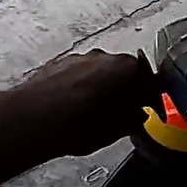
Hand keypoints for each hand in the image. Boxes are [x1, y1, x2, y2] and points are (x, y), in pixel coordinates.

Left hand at [0, 50, 158, 159]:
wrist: (34, 119)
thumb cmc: (79, 124)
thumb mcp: (117, 130)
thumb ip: (133, 119)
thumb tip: (136, 116)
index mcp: (129, 69)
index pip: (150, 82)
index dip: (151, 99)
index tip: (151, 108)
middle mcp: (105, 56)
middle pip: (124, 72)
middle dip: (126, 89)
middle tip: (125, 111)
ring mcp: (80, 57)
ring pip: (99, 71)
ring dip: (101, 87)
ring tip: (96, 112)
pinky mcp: (58, 63)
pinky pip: (78, 74)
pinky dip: (81, 87)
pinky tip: (75, 106)